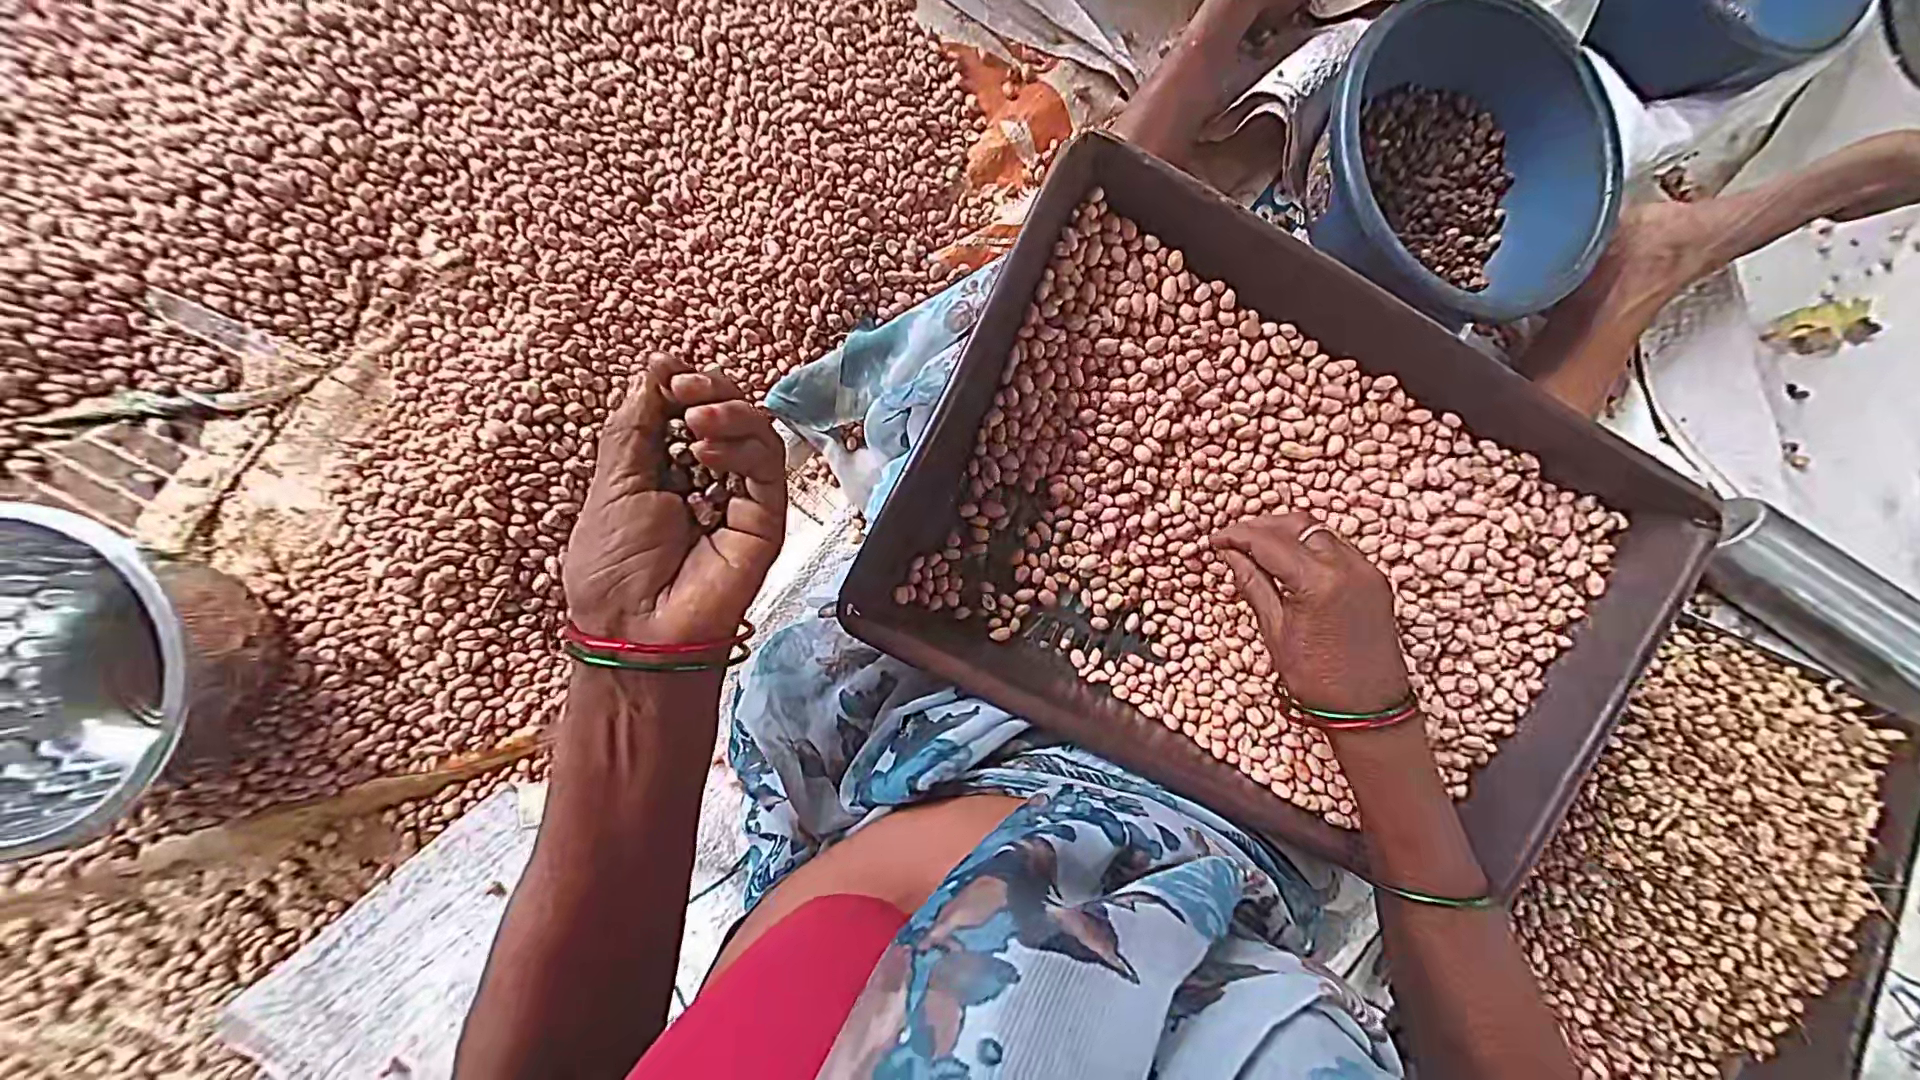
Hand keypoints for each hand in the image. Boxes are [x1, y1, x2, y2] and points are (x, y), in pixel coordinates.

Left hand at [563, 358, 786, 646]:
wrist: (636, 629)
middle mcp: (713, 478)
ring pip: (759, 433)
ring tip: (695, 420)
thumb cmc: (615, 565)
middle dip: (711, 392)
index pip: (694, 411)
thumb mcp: (614, 481)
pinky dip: (742, 447)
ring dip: (729, 413)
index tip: (668, 376)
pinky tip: (707, 452)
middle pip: (733, 415)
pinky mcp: (766, 518)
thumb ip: (639, 424)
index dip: (686, 387)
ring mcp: (742, 498)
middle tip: (684, 393)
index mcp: (673, 468)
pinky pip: (768, 467)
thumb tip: (661, 366)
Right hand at [1211, 514, 1409, 715]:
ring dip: (1285, 533)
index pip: (1268, 542)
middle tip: (1233, 539)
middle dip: (1260, 527)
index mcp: (1319, 582)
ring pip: (1318, 531)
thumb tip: (1230, 555)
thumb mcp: (1274, 630)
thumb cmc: (1319, 679)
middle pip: (1297, 525)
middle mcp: (1349, 568)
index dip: (1236, 536)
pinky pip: (1336, 547)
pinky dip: (1308, 546)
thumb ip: (1253, 584)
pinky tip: (1287, 561)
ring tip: (1257, 549)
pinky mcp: (1375, 580)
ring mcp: (1367, 572)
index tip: (1216, 540)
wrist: (1369, 709)